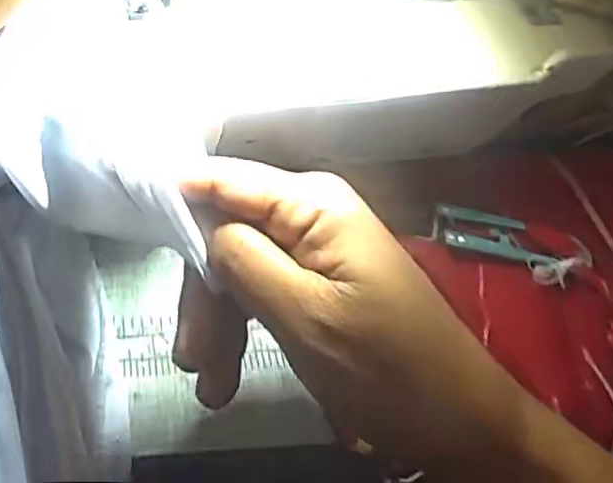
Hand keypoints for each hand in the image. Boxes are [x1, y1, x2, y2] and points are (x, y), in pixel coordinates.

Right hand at [175, 157, 612, 482]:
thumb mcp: (304, 316)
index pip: (224, 179)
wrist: (472, 434)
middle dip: (205, 291)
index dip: (179, 198)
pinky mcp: (317, 275)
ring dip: (220, 319)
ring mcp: (313, 243)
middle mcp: (309, 210)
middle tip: (191, 357)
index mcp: (311, 202)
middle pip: (227, 230)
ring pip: (239, 263)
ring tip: (209, 382)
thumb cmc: (390, 371)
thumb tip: (199, 219)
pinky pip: (263, 285)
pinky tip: (229, 372)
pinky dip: (243, 326)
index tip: (140, 221)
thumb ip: (242, 256)